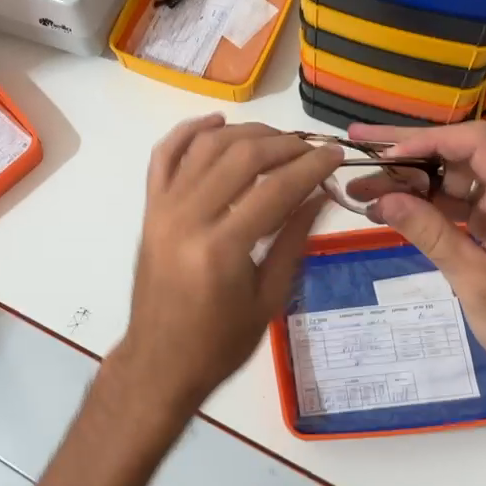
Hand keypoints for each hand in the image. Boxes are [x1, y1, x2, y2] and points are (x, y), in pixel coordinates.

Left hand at [112, 116, 345, 412]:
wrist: (159, 363)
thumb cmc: (219, 343)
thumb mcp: (269, 298)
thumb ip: (294, 240)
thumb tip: (322, 192)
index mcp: (221, 249)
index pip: (275, 188)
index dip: (311, 166)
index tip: (335, 155)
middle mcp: (188, 219)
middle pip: (241, 157)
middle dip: (284, 145)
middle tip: (312, 148)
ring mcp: (163, 210)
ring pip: (206, 147)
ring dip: (246, 133)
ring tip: (278, 139)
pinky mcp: (149, 209)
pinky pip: (165, 156)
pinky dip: (189, 132)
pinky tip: (218, 123)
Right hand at [347, 121, 485, 419]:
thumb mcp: (477, 284)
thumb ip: (431, 234)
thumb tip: (382, 198)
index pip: (477, 143)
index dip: (426, 142)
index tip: (382, 157)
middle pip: (463, 151)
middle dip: (409, 150)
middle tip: (358, 143)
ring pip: (458, 174)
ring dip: (413, 180)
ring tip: (362, 187)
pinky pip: (463, 198)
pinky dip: (429, 202)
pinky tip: (390, 206)